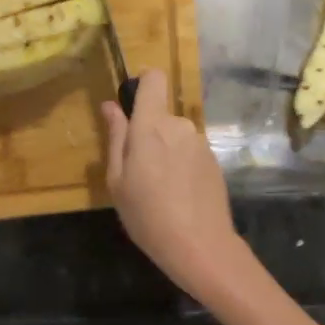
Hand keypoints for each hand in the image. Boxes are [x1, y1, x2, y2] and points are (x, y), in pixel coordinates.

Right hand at [100, 70, 244, 297]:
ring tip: (160, 190)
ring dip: (167, 153)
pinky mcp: (215, 162)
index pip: (154, 79)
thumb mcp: (118, 181)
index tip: (132, 106)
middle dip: (149, 134)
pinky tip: (179, 196)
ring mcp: (201, 143)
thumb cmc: (147, 215)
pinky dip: (182, 167)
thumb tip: (110, 106)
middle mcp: (180, 126)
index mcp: (151, 126)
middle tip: (138, 173)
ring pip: (176, 137)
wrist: (199, 245)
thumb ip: (116, 138)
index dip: (143, 84)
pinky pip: (191, 154)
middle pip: (161, 116)